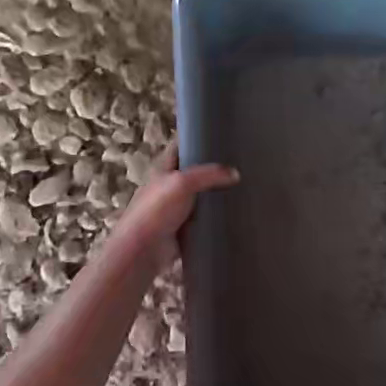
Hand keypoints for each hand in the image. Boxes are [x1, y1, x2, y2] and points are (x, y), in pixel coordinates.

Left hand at [110, 145, 238, 257]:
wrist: (143, 252)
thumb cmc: (157, 211)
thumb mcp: (182, 183)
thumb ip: (209, 174)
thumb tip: (236, 173)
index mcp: (163, 169)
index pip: (180, 146)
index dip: (195, 137)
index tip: (219, 134)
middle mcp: (168, 186)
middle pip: (193, 171)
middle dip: (212, 167)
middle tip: (239, 162)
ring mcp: (175, 208)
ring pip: (200, 195)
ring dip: (216, 193)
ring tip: (242, 186)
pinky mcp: (183, 228)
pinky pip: (204, 217)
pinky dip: (216, 215)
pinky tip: (234, 212)